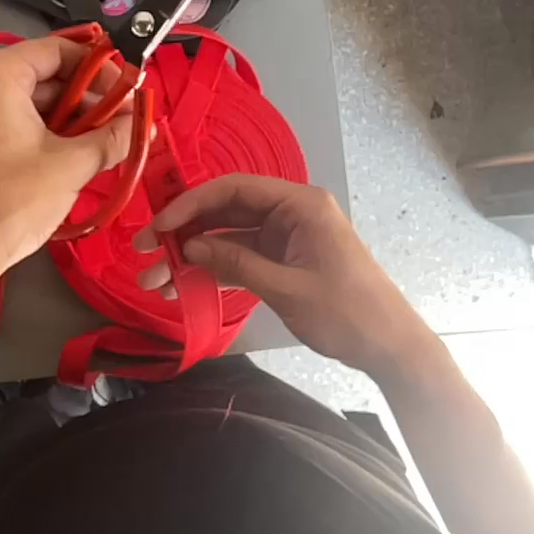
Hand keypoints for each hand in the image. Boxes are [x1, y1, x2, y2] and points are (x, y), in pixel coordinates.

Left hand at [0, 37, 132, 291]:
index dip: (102, 67)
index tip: (130, 90)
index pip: (60, 49)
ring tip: (104, 144)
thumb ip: (112, 138)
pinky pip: (13, 119)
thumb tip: (142, 125)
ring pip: (31, 99)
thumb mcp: (70, 166)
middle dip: (89, 97)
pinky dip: (45, 131)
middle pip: (46, 73)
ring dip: (70, 118)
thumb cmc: (8, 203)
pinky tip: (72, 156)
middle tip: (123, 122)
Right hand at [140, 174, 438, 379]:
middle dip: (184, 230)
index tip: (159, 225)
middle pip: (227, 209)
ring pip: (228, 234)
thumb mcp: (288, 288)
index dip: (192, 203)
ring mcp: (286, 236)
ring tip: (155, 278)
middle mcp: (291, 211)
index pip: (235, 188)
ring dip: (193, 254)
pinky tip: (182, 283)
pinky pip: (241, 255)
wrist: (390, 345)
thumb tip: (189, 246)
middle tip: (144, 252)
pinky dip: (213, 268)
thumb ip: (237, 262)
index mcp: (300, 204)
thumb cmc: (348, 312)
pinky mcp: (283, 259)